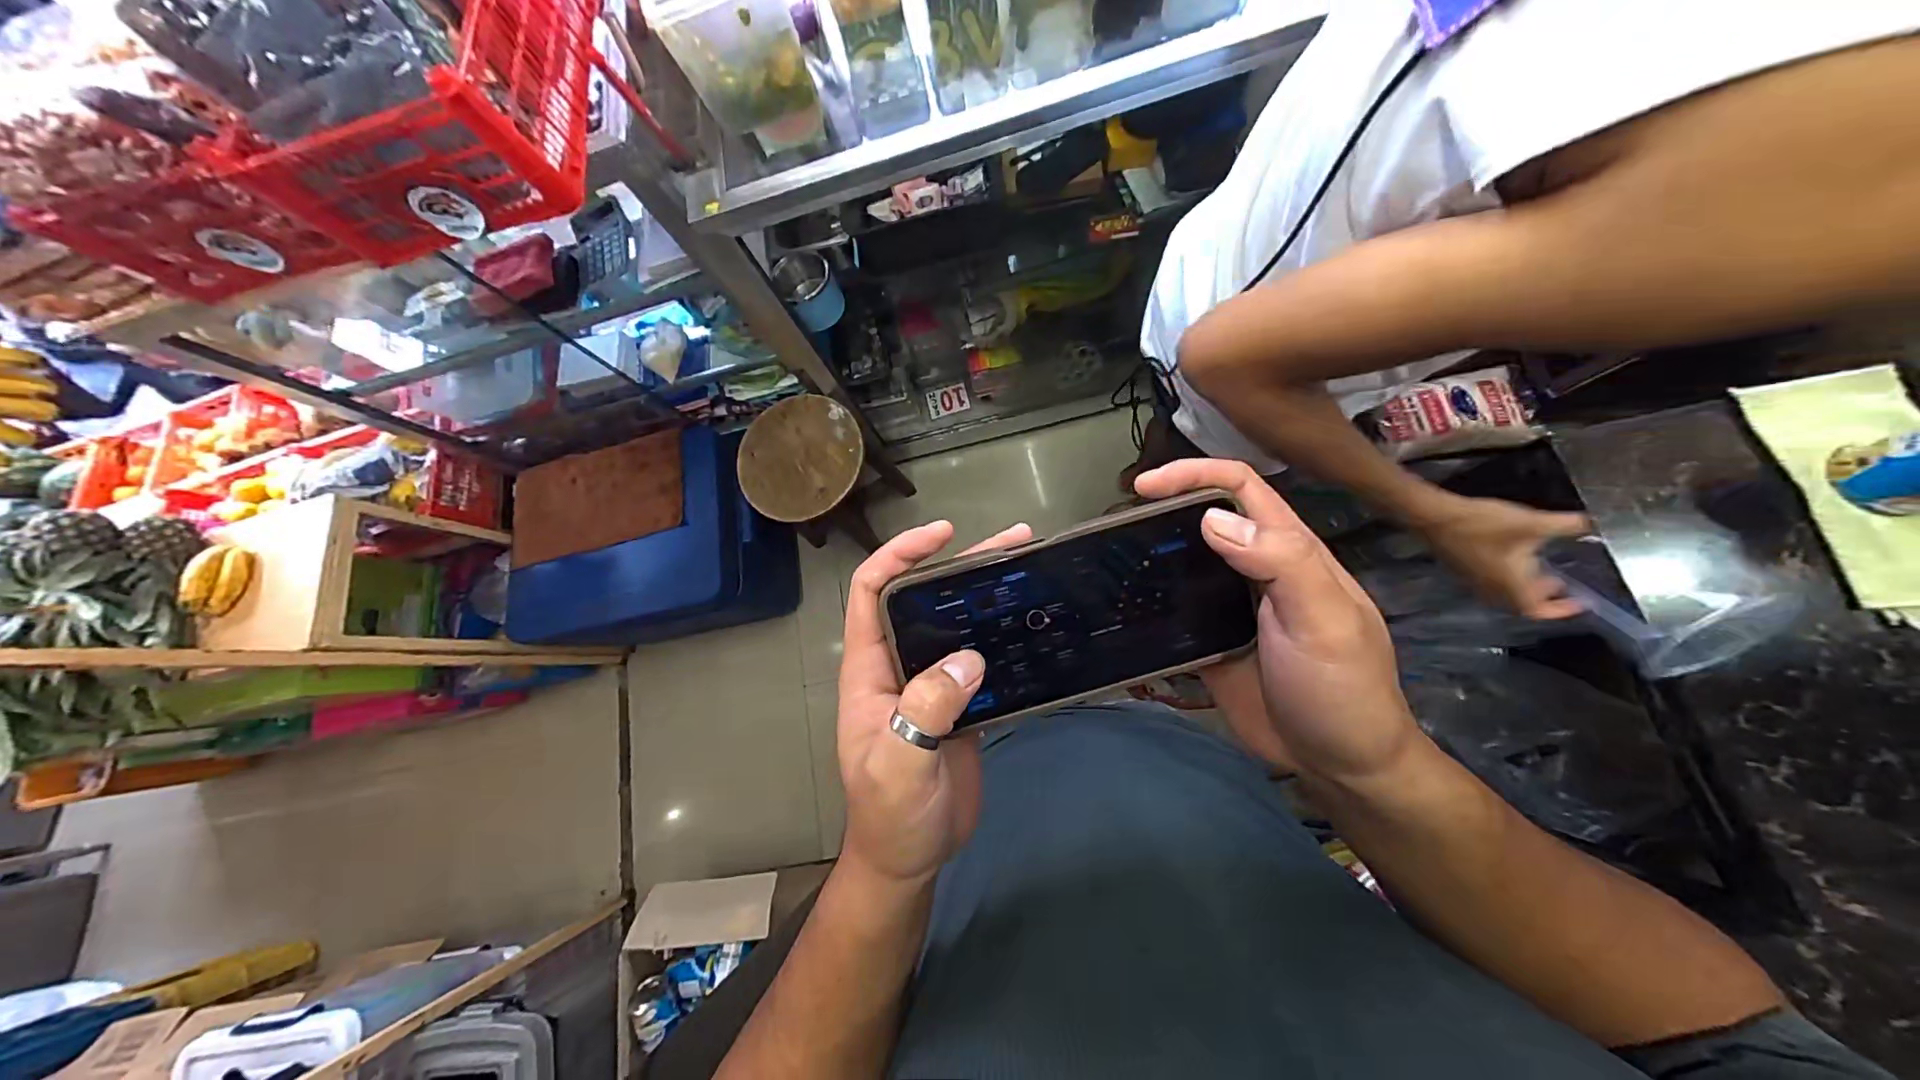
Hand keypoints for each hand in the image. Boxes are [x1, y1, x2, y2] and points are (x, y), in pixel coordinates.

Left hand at [836, 520, 1033, 883]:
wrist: (911, 856)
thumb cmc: (889, 814)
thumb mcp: (899, 764)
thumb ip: (925, 711)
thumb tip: (968, 659)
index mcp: (870, 669)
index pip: (873, 591)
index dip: (900, 554)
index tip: (941, 534)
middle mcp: (899, 665)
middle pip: (923, 598)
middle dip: (960, 563)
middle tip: (1010, 542)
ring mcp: (930, 684)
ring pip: (955, 624)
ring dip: (986, 595)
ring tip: (1027, 567)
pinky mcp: (959, 704)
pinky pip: (979, 659)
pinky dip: (1002, 636)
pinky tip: (1030, 623)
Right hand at [1135, 459, 1419, 782]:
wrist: (1339, 766)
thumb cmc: (1342, 690)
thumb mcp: (1325, 622)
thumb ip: (1282, 563)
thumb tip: (1211, 518)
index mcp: (1289, 551)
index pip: (1241, 488)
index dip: (1195, 474)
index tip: (1145, 486)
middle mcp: (1255, 569)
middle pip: (1205, 518)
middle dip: (1162, 509)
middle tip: (1114, 524)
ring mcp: (1229, 607)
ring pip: (1183, 562)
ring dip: (1149, 553)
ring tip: (1106, 560)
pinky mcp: (1207, 641)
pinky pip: (1172, 610)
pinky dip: (1146, 601)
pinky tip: (1119, 606)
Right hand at [1420, 497, 1590, 619]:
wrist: (1434, 518)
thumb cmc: (1483, 525)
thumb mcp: (1532, 523)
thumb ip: (1567, 526)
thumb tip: (1595, 524)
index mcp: (1512, 585)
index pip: (1539, 610)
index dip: (1561, 610)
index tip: (1580, 602)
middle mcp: (1492, 589)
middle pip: (1521, 605)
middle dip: (1542, 597)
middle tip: (1559, 583)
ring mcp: (1474, 581)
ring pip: (1504, 595)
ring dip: (1523, 588)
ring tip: (1536, 569)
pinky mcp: (1461, 571)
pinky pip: (1490, 584)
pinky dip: (1506, 579)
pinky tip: (1510, 558)